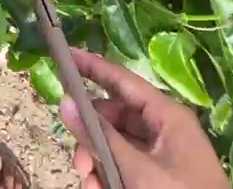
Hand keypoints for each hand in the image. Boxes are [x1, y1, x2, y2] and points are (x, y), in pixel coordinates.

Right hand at [58, 49, 230, 188]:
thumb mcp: (138, 171)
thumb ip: (101, 138)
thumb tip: (65, 102)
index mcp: (167, 115)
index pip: (123, 80)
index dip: (93, 66)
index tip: (65, 56)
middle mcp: (164, 128)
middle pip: (116, 116)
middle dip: (92, 135)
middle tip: (77, 159)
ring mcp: (163, 154)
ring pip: (118, 144)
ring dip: (98, 161)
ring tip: (89, 184)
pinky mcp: (160, 176)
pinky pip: (127, 165)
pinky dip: (110, 175)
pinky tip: (98, 188)